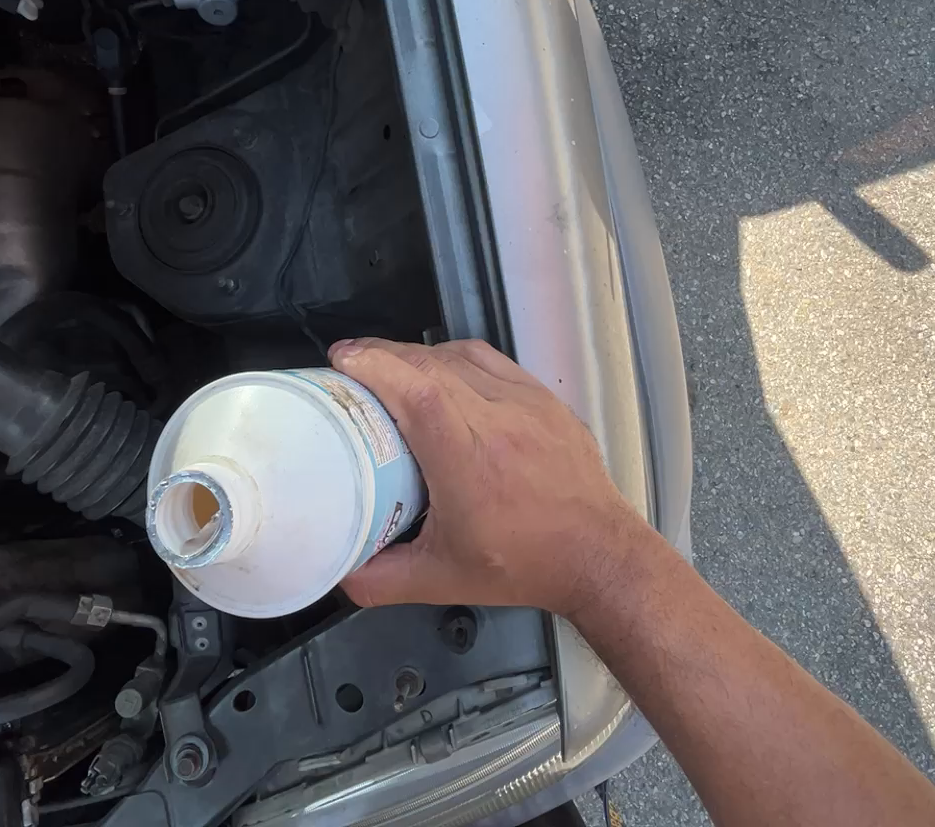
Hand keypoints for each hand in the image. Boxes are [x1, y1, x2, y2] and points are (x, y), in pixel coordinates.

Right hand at [329, 338, 661, 618]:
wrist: (598, 553)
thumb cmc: (522, 564)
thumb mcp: (440, 580)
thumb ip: (379, 578)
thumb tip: (336, 565)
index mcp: (468, 458)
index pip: (418, 391)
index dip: (376, 365)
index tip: (342, 359)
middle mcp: (498, 418)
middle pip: (430, 364)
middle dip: (382, 353)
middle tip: (351, 362)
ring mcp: (526, 401)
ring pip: (460, 355)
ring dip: (417, 353)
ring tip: (390, 366)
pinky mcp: (543, 397)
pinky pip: (490, 360)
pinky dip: (455, 357)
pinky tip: (440, 369)